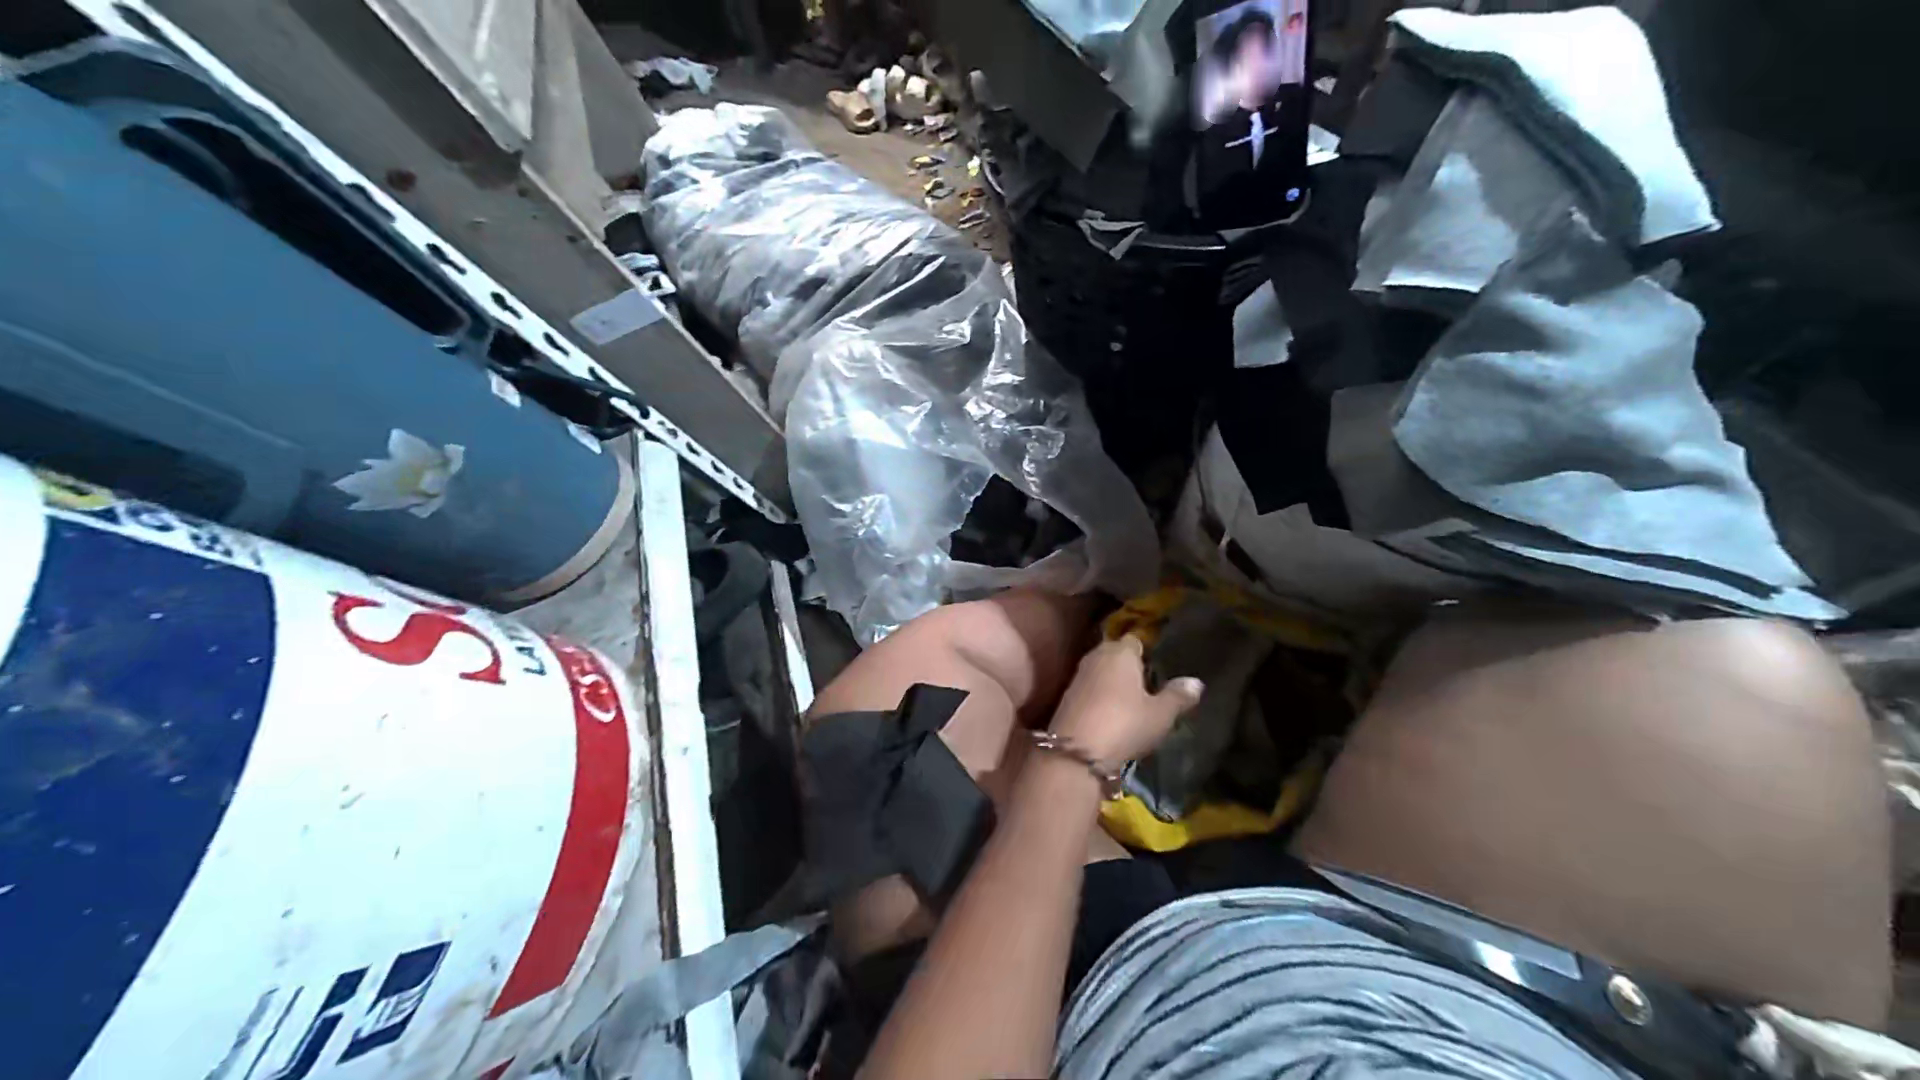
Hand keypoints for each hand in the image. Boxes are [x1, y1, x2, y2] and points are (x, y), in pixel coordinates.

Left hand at [1047, 635, 1203, 766]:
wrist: (1076, 752)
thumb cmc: (1125, 724)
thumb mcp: (1160, 714)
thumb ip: (1177, 696)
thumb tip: (1196, 682)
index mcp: (1120, 651)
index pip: (1135, 640)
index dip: (1147, 652)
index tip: (1159, 666)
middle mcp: (1096, 656)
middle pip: (1116, 654)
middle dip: (1129, 666)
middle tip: (1148, 685)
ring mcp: (1078, 676)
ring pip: (1101, 671)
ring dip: (1113, 682)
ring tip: (1132, 702)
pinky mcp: (1066, 696)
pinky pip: (1090, 689)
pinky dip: (1100, 696)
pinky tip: (1111, 714)